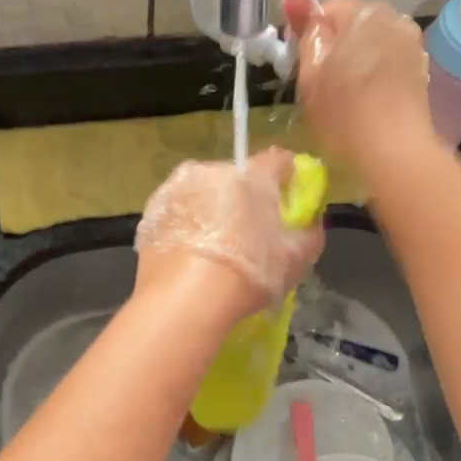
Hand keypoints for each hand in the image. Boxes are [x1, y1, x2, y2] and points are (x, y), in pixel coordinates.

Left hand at [134, 148, 325, 324]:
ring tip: (215, 250)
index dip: (287, 181)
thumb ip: (310, 233)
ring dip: (212, 212)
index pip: (279, 161)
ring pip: (203, 194)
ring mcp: (176, 189)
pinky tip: (190, 257)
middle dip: (245, 199)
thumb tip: (309, 222)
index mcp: (253, 173)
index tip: (288, 204)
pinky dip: (186, 228)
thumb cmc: (249, 274)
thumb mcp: (296, 260)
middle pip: (237, 177)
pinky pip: (178, 214)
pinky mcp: (151, 213)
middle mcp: (212, 169)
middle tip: (249, 235)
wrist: (184, 300)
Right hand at [282, 0, 435, 164]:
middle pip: (354, 23)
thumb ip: (305, 31)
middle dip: (337, 44)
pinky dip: (375, 73)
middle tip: (322, 82)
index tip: (302, 65)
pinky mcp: (420, 68)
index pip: (327, 9)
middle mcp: (393, 17)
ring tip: (346, 93)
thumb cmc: (343, 113)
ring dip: (357, 58)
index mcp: (362, 12)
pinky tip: (368, 99)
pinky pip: (389, 60)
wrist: (394, 151)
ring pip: (372, 42)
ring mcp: (411, 42)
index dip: (310, 35)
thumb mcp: (311, 74)